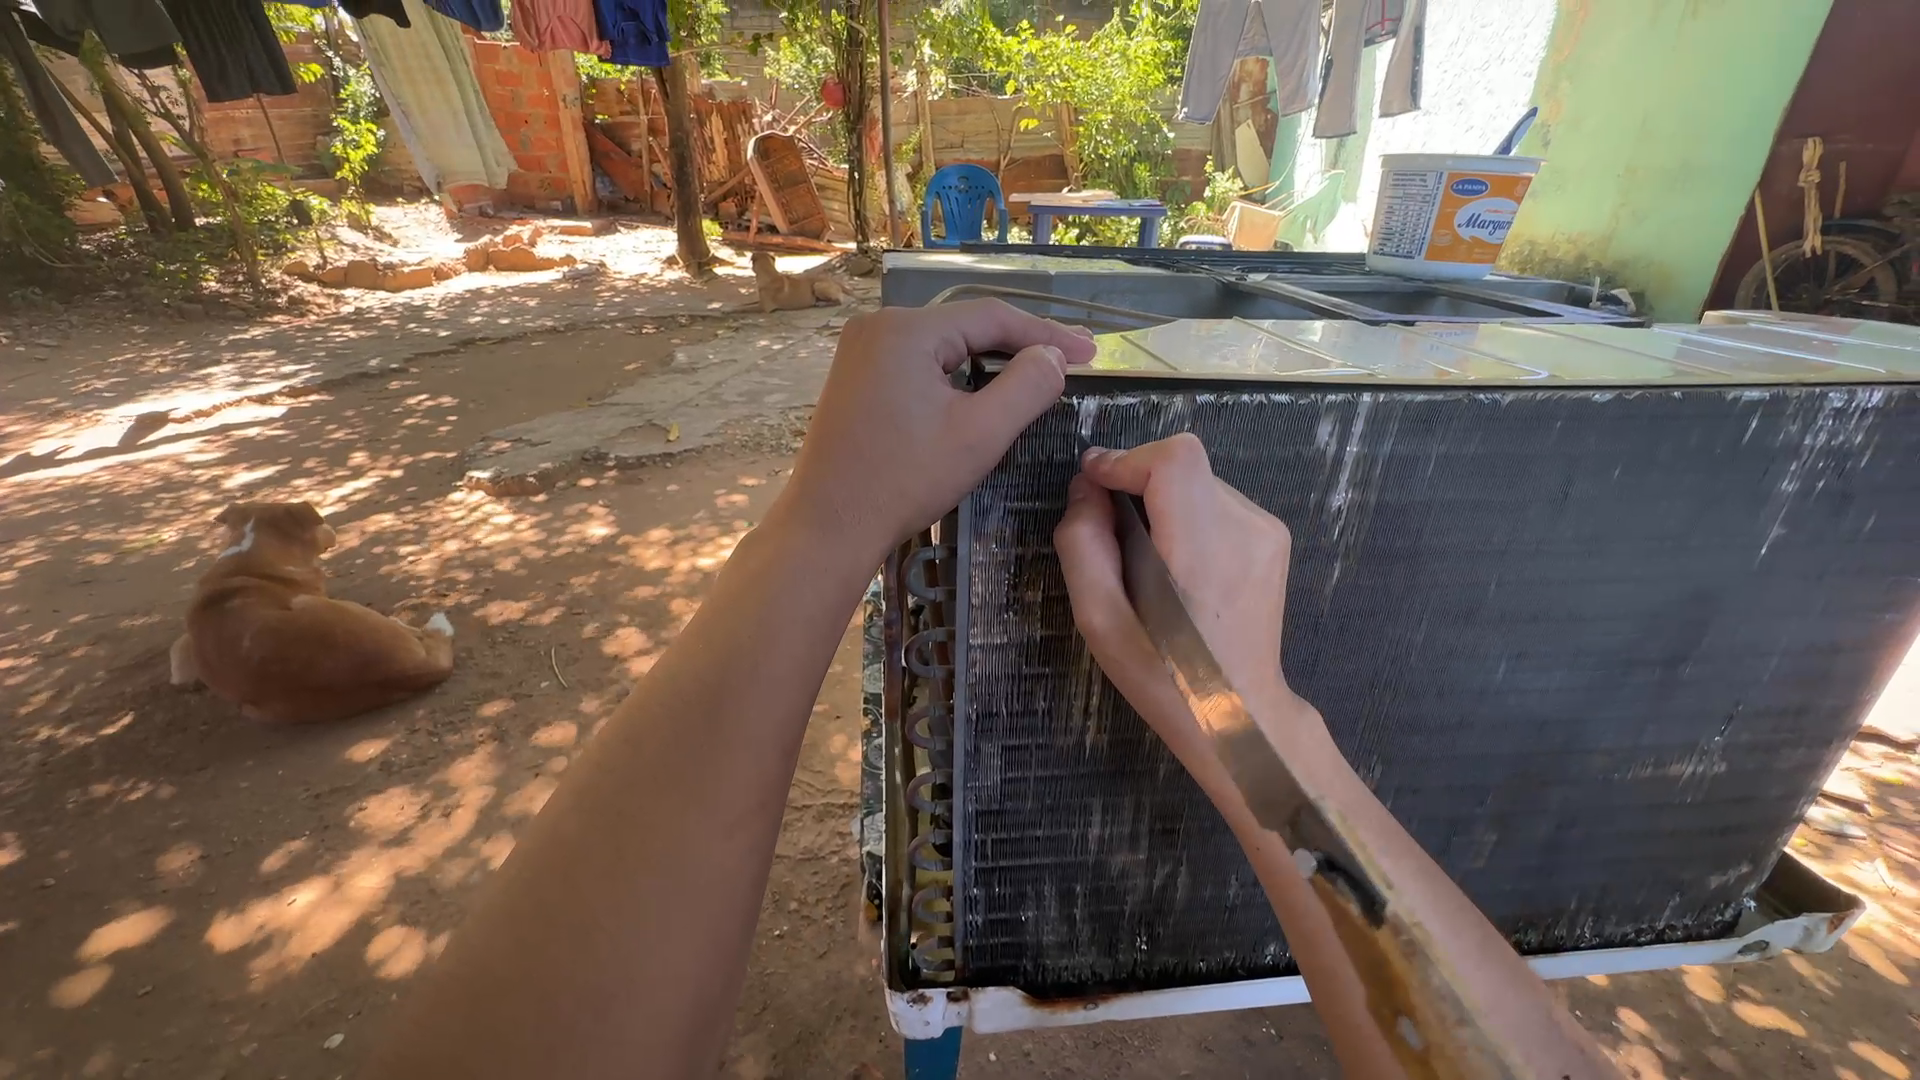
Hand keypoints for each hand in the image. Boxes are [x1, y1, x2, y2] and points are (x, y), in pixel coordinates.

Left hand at [773, 299, 1095, 565]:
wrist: (829, 527)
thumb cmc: (904, 481)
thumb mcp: (979, 434)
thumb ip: (1027, 387)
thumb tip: (1053, 357)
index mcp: (906, 329)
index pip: (993, 317)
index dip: (1047, 335)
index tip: (1091, 353)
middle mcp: (878, 326)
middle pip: (966, 327)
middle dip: (1020, 347)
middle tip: (1070, 364)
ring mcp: (861, 351)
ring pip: (943, 347)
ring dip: (989, 362)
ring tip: (1034, 376)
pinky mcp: (856, 378)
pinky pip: (919, 365)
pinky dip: (955, 377)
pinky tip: (980, 392)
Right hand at [1053, 434, 1329, 790]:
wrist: (1240, 713)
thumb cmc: (1162, 674)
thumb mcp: (1100, 620)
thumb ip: (1083, 545)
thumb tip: (1086, 488)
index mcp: (1206, 550)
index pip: (1174, 460)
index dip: (1126, 459)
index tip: (1092, 481)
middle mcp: (1247, 529)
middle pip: (1183, 465)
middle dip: (1137, 482)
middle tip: (1109, 528)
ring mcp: (1267, 532)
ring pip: (1198, 480)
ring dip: (1161, 499)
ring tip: (1145, 553)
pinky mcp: (1273, 539)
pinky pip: (1216, 501)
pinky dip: (1185, 513)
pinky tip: (1176, 562)